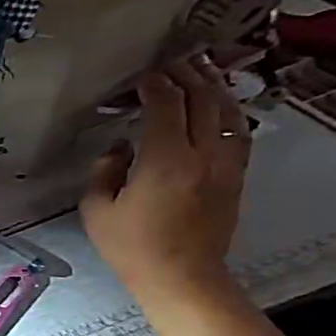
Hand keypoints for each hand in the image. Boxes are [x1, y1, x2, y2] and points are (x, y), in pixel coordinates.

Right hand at [81, 57, 250, 297]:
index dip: (155, 85)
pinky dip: (228, 110)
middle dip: (188, 76)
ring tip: (202, 68)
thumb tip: (120, 147)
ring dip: (214, 87)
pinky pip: (239, 131)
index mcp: (166, 161)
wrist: (182, 275)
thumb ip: (106, 170)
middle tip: (172, 60)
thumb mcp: (96, 208)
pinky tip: (219, 103)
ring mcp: (226, 164)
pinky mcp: (236, 175)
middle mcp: (203, 155)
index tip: (141, 75)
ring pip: (228, 112)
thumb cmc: (130, 245)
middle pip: (203, 101)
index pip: (166, 107)